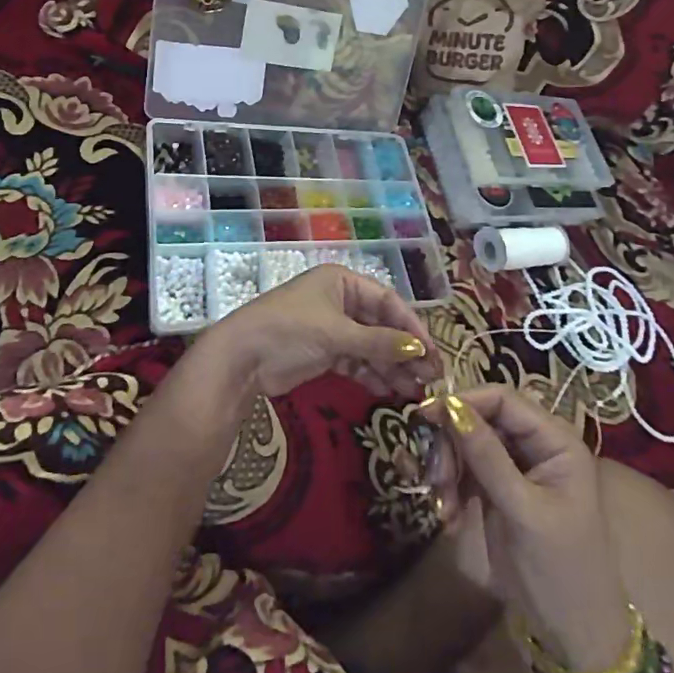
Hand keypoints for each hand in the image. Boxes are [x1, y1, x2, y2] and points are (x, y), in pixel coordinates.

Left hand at [190, 264, 440, 400]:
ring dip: (391, 367)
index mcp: (340, 282)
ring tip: (414, 391)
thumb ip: (379, 342)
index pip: (387, 301)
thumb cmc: (289, 331)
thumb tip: (419, 351)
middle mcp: (338, 301)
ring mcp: (330, 328)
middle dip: (404, 351)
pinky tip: (389, 391)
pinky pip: (355, 361)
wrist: (241, 358)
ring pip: (370, 346)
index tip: (432, 353)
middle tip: (429, 378)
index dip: (411, 327)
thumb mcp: (336, 333)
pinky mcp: (322, 353)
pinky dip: (371, 374)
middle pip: (381, 325)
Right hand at [418, 385, 633, 672]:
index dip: (463, 401)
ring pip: (463, 445)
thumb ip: (487, 456)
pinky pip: (461, 472)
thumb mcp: (523, 510)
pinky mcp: (495, 490)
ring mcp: (513, 468)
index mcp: (556, 442)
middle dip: (450, 445)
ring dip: (444, 470)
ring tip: (441, 505)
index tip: (425, 417)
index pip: (503, 399)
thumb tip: (450, 406)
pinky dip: (448, 490)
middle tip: (433, 477)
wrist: (571, 632)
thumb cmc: (561, 568)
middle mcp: (534, 446)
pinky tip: (449, 518)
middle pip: (477, 419)